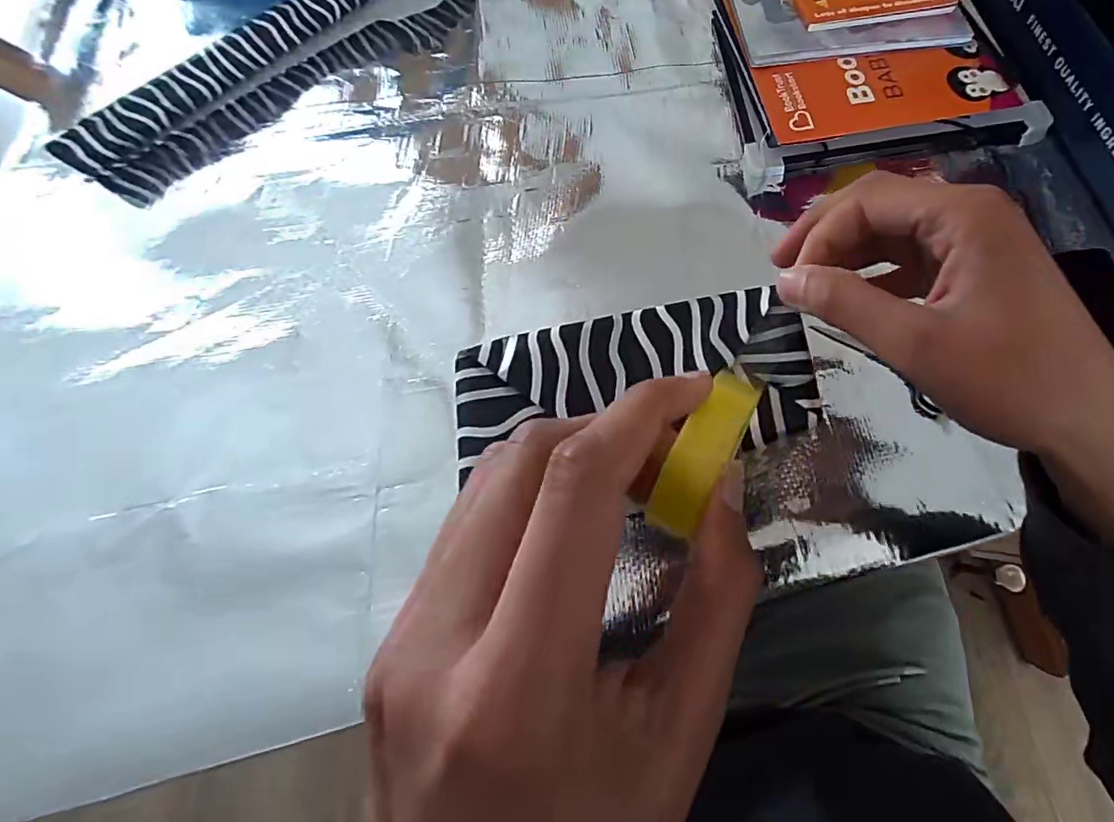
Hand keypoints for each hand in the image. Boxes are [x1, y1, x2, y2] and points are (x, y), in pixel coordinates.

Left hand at [365, 375, 759, 821]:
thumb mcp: (687, 722)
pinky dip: (541, 486)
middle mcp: (431, 645)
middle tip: (677, 444)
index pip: (572, 488)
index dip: (641, 414)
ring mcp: (398, 639)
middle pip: (523, 460)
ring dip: (576, 450)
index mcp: (514, 683)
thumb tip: (720, 483)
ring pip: (490, 479)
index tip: (696, 391)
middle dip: (613, 424)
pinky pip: (474, 518)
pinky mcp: (393, 636)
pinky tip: (586, 514)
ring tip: (639, 472)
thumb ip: (719, 592)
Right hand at [772, 173, 1113, 551]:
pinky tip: (860, 298)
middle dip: (831, 236)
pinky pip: (924, 258)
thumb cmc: (1009, 381)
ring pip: (902, 232)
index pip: (869, 200)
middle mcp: (974, 211)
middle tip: (784, 271)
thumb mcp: (918, 344)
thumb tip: (787, 280)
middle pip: (885, 206)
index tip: (785, 280)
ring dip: (856, 255)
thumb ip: (847, 304)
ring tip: (812, 284)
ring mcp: (985, 239)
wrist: (1091, 422)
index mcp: (963, 212)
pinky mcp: (988, 268)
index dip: (819, 235)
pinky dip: (887, 275)